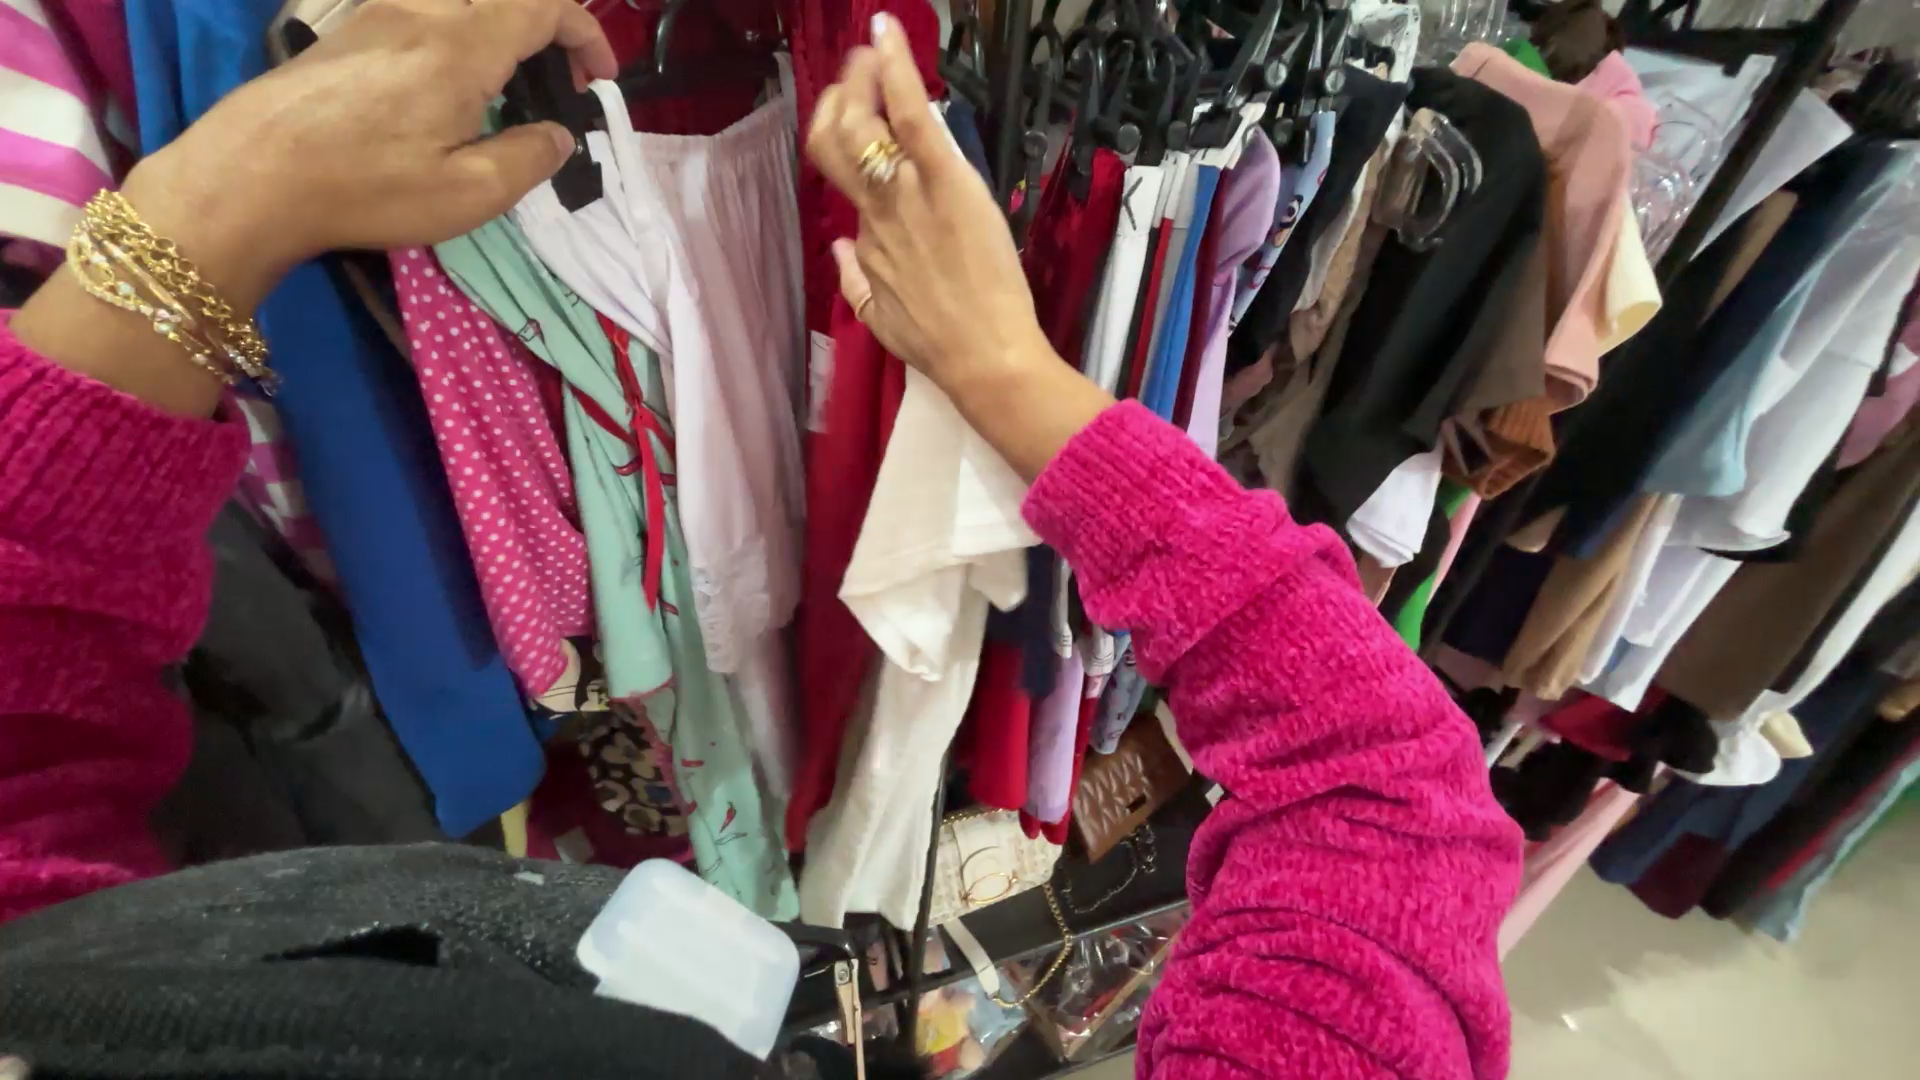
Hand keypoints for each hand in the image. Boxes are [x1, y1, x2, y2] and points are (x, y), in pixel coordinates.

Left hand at [122, 0, 615, 308]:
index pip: (540, 5)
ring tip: (521, 91)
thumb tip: (558, 135)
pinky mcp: (354, 32)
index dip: (585, 34)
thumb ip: (530, 157)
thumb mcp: (474, 192)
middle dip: (551, 29)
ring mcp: (378, 15)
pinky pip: (430, 13)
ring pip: (464, 2)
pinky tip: (467, 91)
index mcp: (458, 47)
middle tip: (566, 87)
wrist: (253, 177)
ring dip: (509, 33)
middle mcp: (419, 12)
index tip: (602, 81)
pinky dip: (471, 37)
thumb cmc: (371, 188)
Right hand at [805, 14, 1050, 397]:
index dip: (843, 146)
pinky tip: (886, 33)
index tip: (854, 123)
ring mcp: (906, 194)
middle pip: (835, 142)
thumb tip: (841, 249)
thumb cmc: (940, 346)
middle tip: (859, 75)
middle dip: (840, 100)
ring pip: (862, 123)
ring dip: (862, 78)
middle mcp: (875, 213)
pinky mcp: (944, 181)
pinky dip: (896, 69)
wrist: (983, 356)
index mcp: (865, 243)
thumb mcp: (881, 321)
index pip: (846, 182)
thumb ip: (854, 283)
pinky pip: (911, 115)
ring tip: (873, 51)